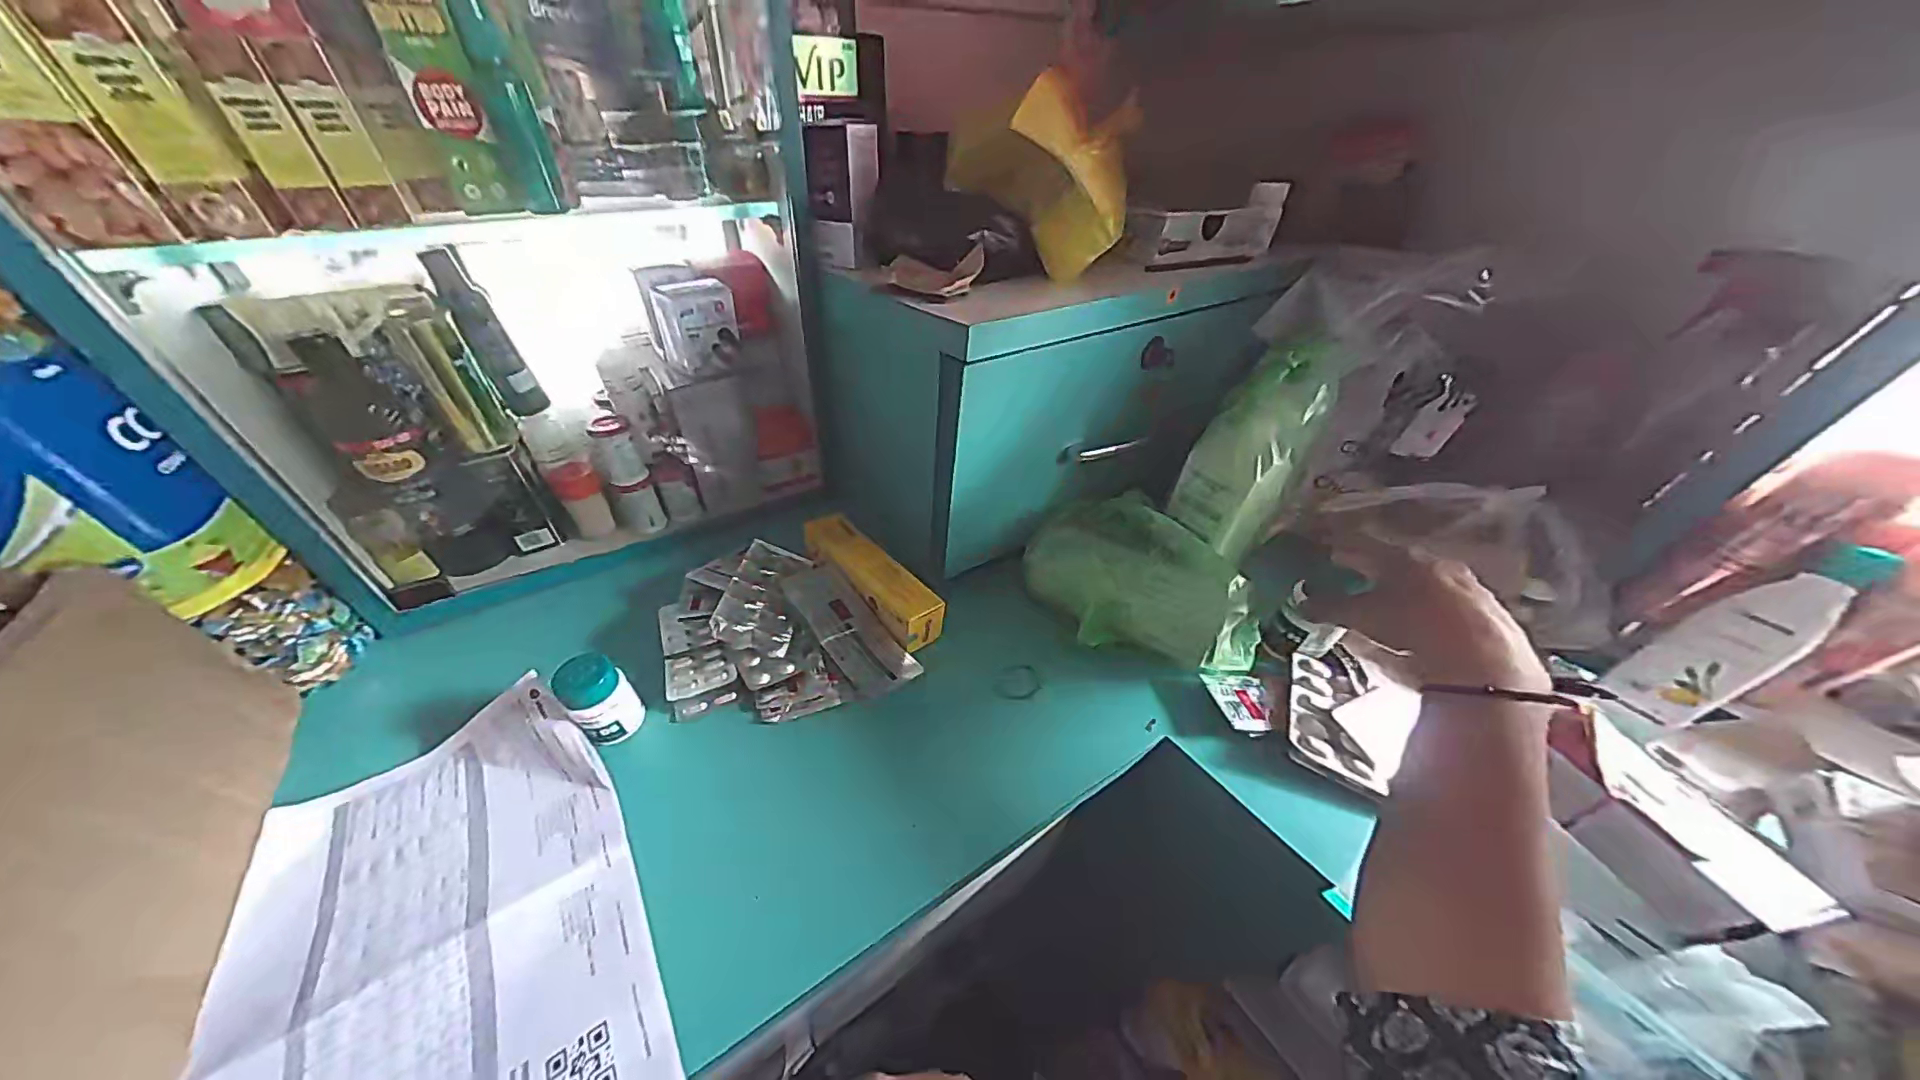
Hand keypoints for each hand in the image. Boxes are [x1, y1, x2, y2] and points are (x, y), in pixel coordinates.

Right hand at [1300, 532, 1550, 692]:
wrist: (1486, 663)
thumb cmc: (1413, 628)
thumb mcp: (1361, 618)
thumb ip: (1330, 608)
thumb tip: (1301, 602)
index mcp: (1400, 557)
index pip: (1359, 543)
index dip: (1337, 545)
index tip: (1322, 546)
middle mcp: (1434, 563)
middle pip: (1393, 560)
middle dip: (1369, 568)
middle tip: (1349, 575)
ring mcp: (1465, 585)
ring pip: (1421, 580)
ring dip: (1399, 588)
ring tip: (1381, 602)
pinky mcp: (1487, 611)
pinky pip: (1444, 602)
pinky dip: (1424, 607)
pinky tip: (1418, 623)